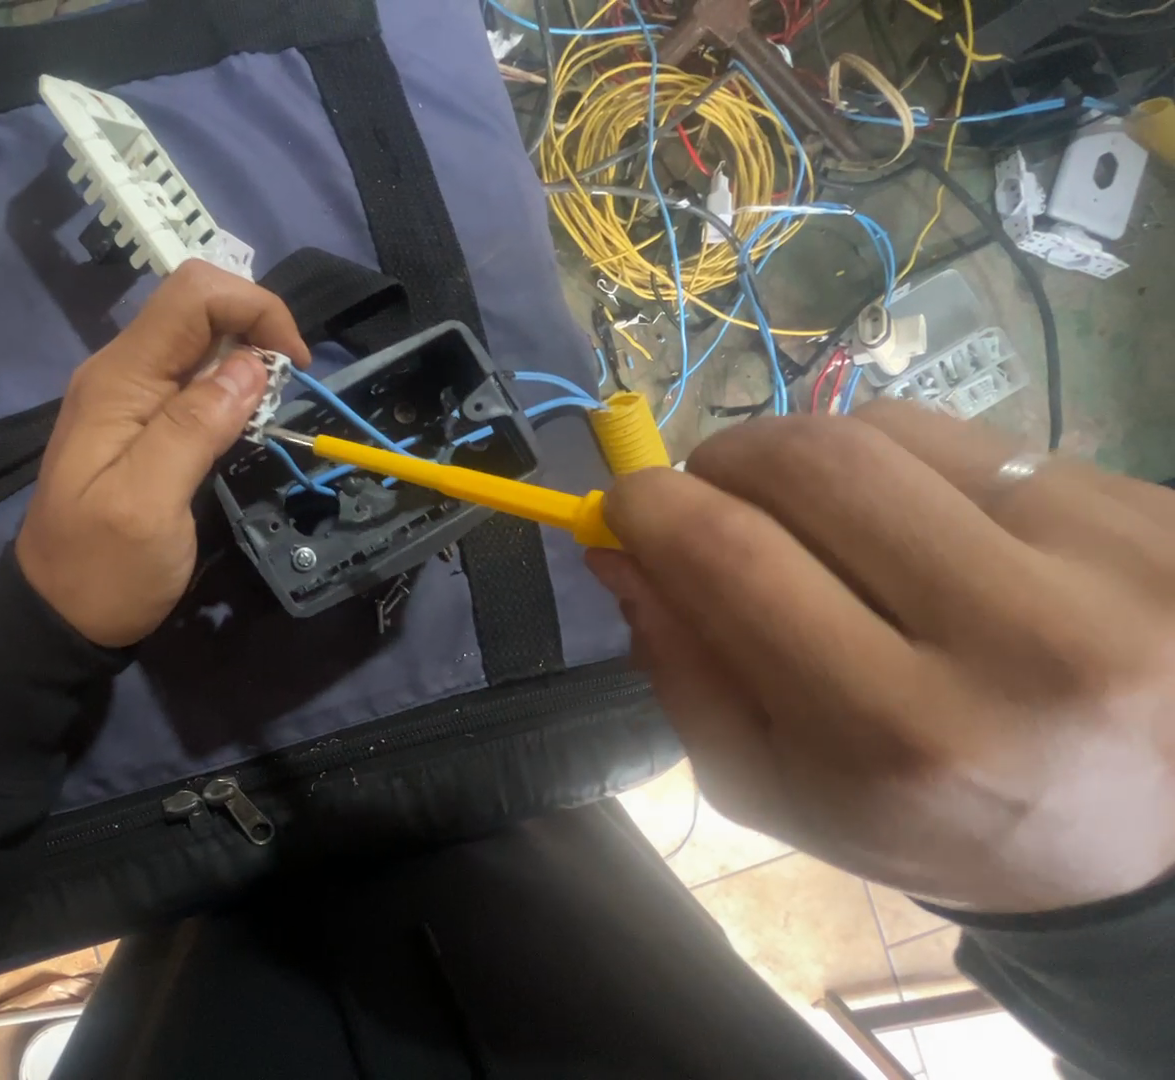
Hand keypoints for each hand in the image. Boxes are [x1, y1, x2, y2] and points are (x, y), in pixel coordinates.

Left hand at [16, 261, 308, 646]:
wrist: (62, 616)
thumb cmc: (104, 569)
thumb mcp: (148, 504)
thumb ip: (194, 427)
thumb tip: (251, 364)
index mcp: (118, 380)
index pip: (191, 296)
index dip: (253, 308)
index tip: (294, 365)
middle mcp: (120, 374)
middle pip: (196, 309)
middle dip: (254, 330)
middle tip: (285, 390)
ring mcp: (128, 399)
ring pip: (198, 344)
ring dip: (245, 361)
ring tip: (269, 412)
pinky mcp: (140, 425)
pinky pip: (191, 383)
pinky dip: (228, 389)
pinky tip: (242, 424)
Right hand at [588, 401, 1174, 912]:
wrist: (1159, 844)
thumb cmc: (921, 822)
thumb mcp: (763, 779)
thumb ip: (675, 666)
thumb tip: (613, 549)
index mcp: (896, 733)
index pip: (731, 555)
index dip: (648, 505)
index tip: (623, 505)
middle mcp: (1026, 641)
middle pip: (811, 461)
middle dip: (720, 460)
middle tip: (709, 496)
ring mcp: (1121, 564)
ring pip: (881, 430)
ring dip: (803, 459)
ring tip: (814, 521)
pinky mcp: (1165, 514)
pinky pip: (964, 436)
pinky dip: (892, 463)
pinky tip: (908, 526)